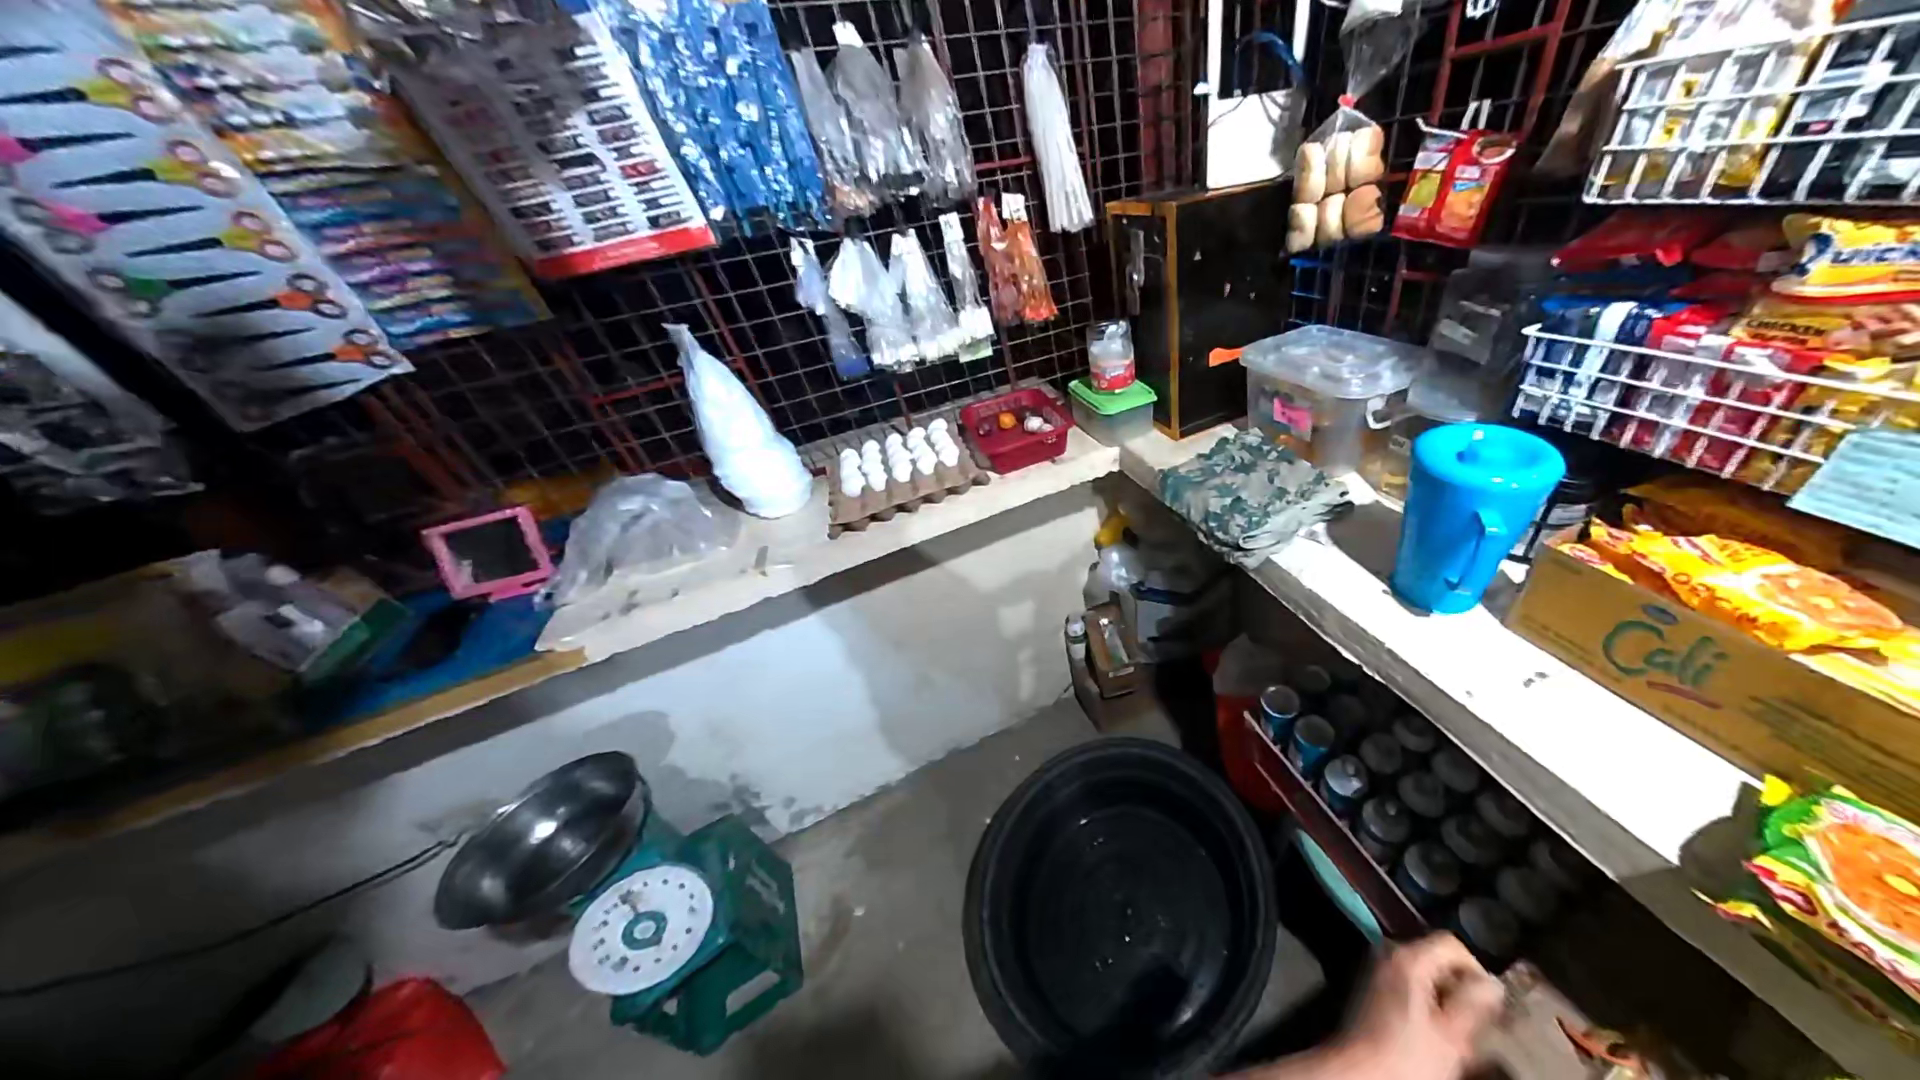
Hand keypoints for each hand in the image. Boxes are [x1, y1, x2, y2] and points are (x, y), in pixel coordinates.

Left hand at [1329, 933, 1502, 1079]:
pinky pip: (1409, 983)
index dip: (1476, 971)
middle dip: (1461, 989)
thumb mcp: (1452, 1035)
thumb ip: (1475, 1004)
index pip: (1451, 944)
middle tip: (1474, 1027)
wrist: (1360, 1071)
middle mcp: (1388, 953)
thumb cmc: (1408, 1056)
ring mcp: (1377, 967)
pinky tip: (1432, 1033)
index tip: (1490, 1006)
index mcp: (1406, 957)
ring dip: (1445, 999)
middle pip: (1437, 958)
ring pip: (1425, 973)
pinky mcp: (1372, 985)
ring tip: (1454, 1036)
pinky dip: (1426, 1002)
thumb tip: (1493, 983)